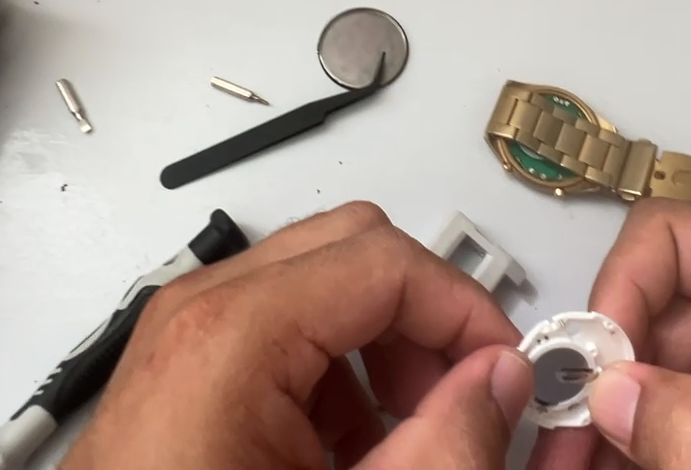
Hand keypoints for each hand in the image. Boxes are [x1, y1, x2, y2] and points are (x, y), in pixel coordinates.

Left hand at [65, 202, 534, 469]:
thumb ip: (441, 447)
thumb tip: (499, 377)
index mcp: (234, 332)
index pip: (385, 262)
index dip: (461, 306)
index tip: (502, 363)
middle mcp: (204, 306)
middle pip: (356, 243)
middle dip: (423, 311)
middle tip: (459, 389)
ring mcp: (190, 325)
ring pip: (326, 274)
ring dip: (383, 337)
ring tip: (406, 427)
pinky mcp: (188, 354)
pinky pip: (287, 316)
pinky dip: (338, 361)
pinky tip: (347, 441)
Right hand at [531, 200, 690, 469]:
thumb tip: (608, 392)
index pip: (673, 241)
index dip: (623, 288)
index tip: (599, 369)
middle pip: (646, 313)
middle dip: (599, 376)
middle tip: (562, 447)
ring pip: (643, 376)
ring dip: (604, 423)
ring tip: (572, 468)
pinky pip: (667, 425)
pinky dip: (630, 451)